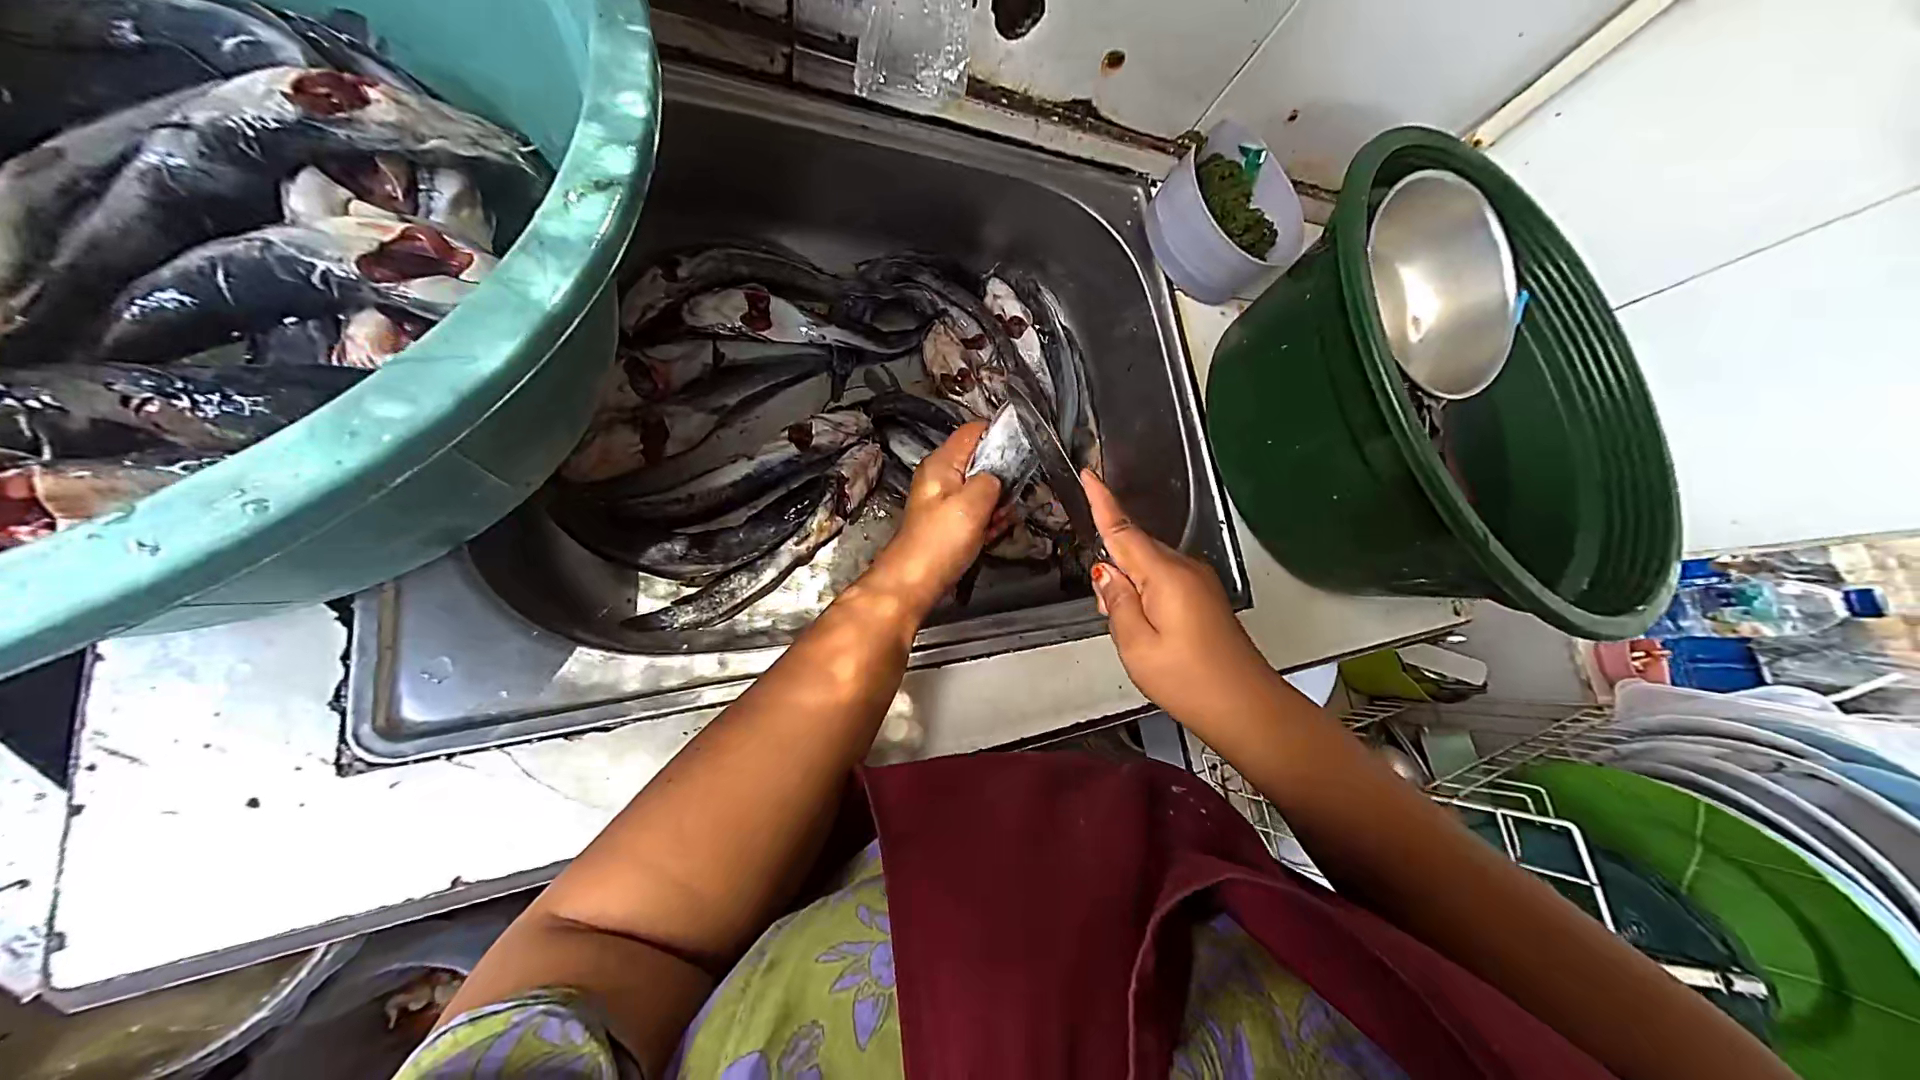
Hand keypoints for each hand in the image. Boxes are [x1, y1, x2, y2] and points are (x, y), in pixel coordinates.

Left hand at [857, 422, 1000, 621]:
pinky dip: (988, 521)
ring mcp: (945, 500)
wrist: (915, 583)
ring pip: (983, 489)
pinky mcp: (950, 521)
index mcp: (941, 464)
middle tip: (1004, 499)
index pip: (974, 431)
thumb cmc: (934, 545)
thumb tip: (1001, 475)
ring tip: (995, 521)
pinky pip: (978, 512)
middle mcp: (941, 478)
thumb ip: (991, 479)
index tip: (1018, 451)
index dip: (999, 436)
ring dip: (997, 505)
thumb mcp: (972, 504)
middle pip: (982, 462)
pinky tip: (989, 534)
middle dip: (1001, 480)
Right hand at [1083, 471, 1275, 722]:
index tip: (1089, 473)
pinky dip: (1145, 595)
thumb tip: (1105, 572)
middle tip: (1105, 611)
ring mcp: (1198, 582)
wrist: (1247, 708)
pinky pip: (1164, 581)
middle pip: (1134, 549)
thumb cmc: (1191, 681)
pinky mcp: (1204, 597)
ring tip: (1131, 631)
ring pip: (1148, 568)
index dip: (1102, 501)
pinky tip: (1146, 626)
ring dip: (1128, 587)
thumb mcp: (1136, 644)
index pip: (1124, 530)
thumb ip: (1115, 602)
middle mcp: (1185, 569)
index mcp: (1166, 576)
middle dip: (1111, 568)